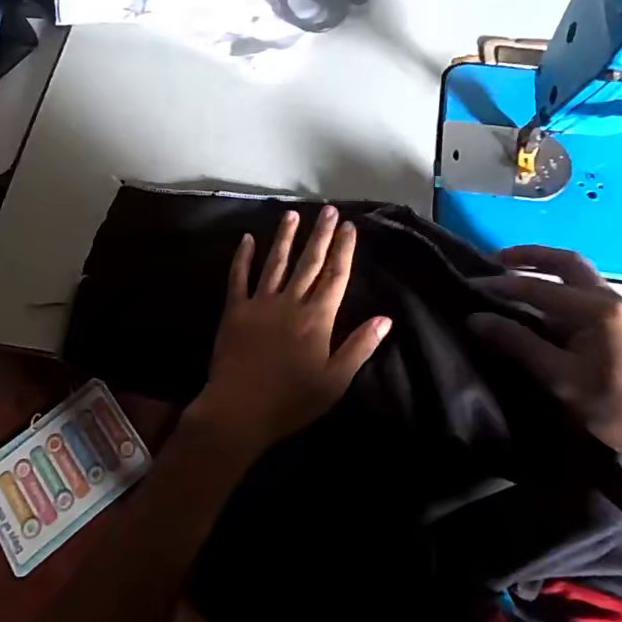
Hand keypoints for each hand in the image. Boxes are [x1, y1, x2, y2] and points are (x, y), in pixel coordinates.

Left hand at [187, 205, 390, 454]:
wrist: (238, 410)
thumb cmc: (292, 400)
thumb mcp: (335, 380)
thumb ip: (359, 346)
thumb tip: (385, 319)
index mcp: (317, 318)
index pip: (336, 276)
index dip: (344, 250)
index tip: (350, 227)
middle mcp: (291, 302)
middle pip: (310, 262)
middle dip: (321, 235)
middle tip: (329, 210)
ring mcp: (260, 303)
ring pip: (276, 263)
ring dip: (285, 237)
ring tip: (293, 215)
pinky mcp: (235, 311)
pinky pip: (238, 278)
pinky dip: (242, 258)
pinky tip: (246, 239)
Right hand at [468, 245, 621, 467]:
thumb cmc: (618, 411)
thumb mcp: (562, 380)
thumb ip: (519, 344)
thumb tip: (476, 319)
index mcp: (599, 308)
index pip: (540, 288)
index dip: (502, 286)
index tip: (470, 284)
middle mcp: (613, 299)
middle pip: (567, 263)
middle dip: (531, 257)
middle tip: (497, 261)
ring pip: (579, 276)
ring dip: (547, 271)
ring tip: (515, 277)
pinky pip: (587, 293)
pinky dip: (561, 289)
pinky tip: (545, 306)